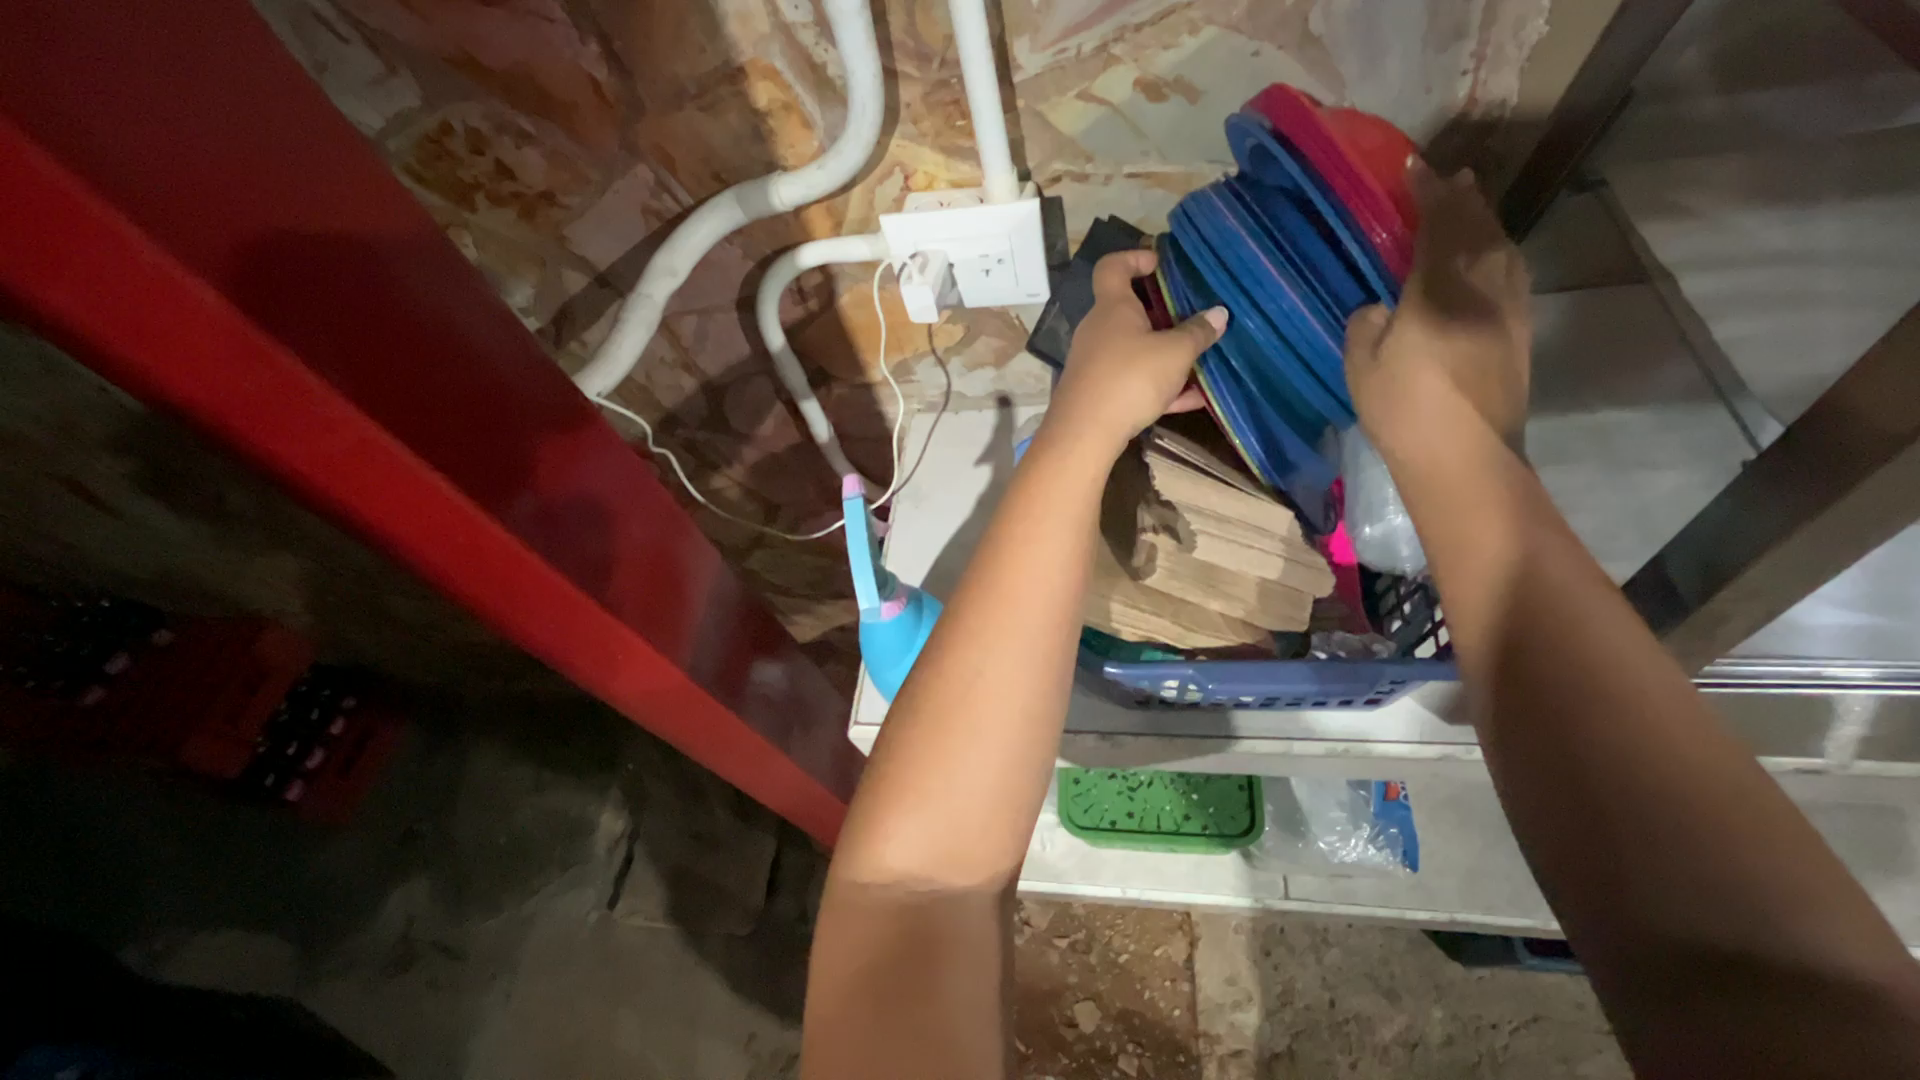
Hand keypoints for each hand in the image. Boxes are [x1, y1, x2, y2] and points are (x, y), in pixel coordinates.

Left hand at [1043, 249, 1227, 455]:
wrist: (1084, 433)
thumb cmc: (1129, 379)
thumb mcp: (1174, 354)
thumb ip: (1197, 333)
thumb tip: (1218, 313)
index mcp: (1112, 307)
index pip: (1112, 267)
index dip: (1134, 258)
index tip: (1158, 263)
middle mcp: (1098, 330)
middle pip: (1129, 311)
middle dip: (1162, 314)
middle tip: (1193, 318)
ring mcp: (1095, 363)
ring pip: (1135, 350)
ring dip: (1165, 355)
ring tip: (1200, 361)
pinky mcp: (1098, 393)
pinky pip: (1134, 382)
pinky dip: (1160, 386)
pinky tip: (1193, 399)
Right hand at [1344, 165, 1531, 452]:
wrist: (1466, 460)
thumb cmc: (1404, 412)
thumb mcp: (1362, 366)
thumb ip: (1367, 324)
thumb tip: (1382, 307)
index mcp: (1439, 292)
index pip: (1437, 227)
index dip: (1427, 194)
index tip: (1415, 167)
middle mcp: (1484, 290)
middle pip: (1479, 230)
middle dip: (1464, 201)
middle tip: (1452, 179)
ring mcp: (1510, 311)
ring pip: (1503, 250)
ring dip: (1486, 224)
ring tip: (1473, 209)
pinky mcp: (1520, 334)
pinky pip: (1512, 274)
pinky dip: (1499, 253)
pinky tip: (1490, 258)